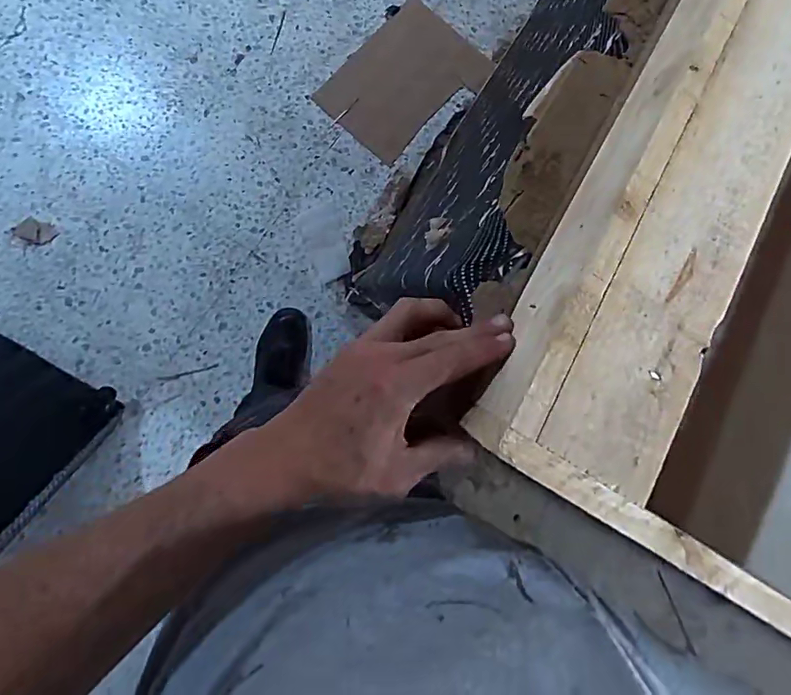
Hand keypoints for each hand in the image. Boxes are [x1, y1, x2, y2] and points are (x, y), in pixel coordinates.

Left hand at [218, 298, 513, 504]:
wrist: (280, 457)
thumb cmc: (337, 473)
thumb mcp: (394, 478)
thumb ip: (437, 456)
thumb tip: (471, 446)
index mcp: (396, 385)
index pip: (450, 356)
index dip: (482, 346)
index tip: (510, 336)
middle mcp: (382, 355)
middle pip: (437, 332)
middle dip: (473, 329)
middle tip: (503, 325)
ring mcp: (363, 347)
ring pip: (410, 312)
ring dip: (441, 314)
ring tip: (463, 327)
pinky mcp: (350, 349)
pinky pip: (391, 322)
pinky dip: (417, 321)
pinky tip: (425, 338)